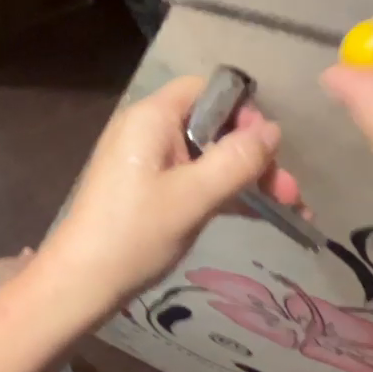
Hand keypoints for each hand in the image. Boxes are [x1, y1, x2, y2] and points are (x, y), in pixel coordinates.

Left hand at [35, 76, 299, 311]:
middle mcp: (148, 130)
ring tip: (291, 208)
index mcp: (152, 117)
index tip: (265, 149)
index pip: (206, 89)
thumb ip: (236, 159)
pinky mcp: (148, 190)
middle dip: (254, 155)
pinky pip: (193, 179)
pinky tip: (260, 214)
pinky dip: (223, 193)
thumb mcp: (194, 196)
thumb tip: (272, 129)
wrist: (81, 282)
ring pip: (207, 156)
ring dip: (247, 178)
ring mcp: (147, 162)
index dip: (241, 112)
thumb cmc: (135, 233)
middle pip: (212, 125)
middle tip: (290, 191)